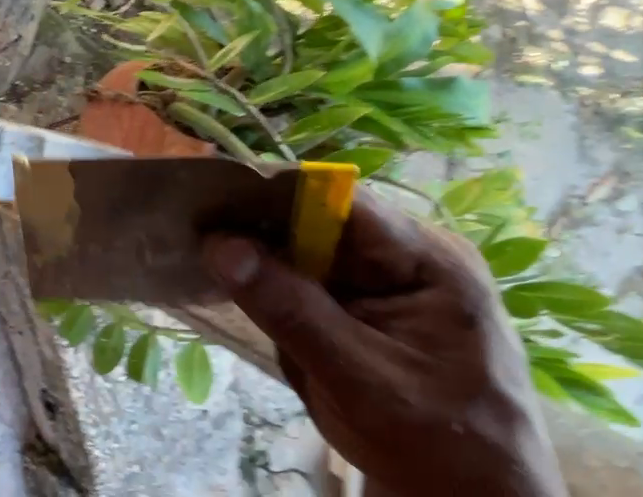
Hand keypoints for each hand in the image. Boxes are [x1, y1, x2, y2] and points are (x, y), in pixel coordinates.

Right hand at [203, 192, 566, 496]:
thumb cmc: (436, 447)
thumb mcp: (359, 381)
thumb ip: (291, 310)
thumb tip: (217, 244)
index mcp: (430, 259)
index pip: (334, 198)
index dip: (268, 194)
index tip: (207, 206)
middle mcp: (409, 250)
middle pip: (311, 216)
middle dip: (260, 239)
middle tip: (206, 255)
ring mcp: (387, 272)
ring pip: (298, 246)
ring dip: (267, 273)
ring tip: (242, 299)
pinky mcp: (365, 295)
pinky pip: (303, 273)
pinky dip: (278, 294)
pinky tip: (272, 321)